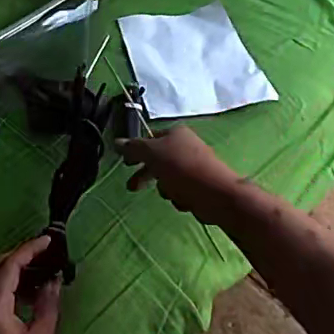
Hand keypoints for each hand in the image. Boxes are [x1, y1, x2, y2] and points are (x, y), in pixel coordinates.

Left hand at [0, 236, 62, 333]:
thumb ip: (46, 305)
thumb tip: (53, 279)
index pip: (10, 264)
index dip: (30, 248)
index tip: (50, 241)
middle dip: (20, 257)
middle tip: (45, 255)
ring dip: (13, 273)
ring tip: (41, 276)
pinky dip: (6, 289)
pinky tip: (25, 298)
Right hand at [115, 126, 265, 227]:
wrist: (216, 193)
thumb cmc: (182, 168)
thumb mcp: (152, 154)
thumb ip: (133, 148)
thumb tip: (116, 142)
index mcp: (176, 133)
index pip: (149, 137)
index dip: (136, 150)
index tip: (126, 163)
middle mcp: (186, 145)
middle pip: (158, 159)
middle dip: (146, 175)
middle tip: (132, 187)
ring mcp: (195, 165)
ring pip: (168, 178)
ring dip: (165, 188)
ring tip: (171, 192)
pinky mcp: (201, 184)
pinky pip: (181, 190)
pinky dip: (180, 196)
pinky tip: (184, 199)